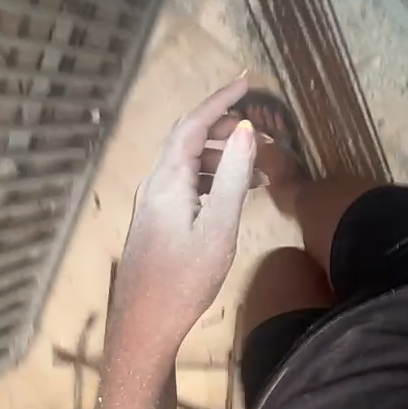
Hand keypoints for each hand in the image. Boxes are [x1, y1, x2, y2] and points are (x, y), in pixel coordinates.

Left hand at [111, 77, 257, 354]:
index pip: (193, 124)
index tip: (248, 83)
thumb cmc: (185, 279)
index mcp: (168, 180)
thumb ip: (234, 177)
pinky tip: (239, 192)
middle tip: (262, 127)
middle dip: (224, 124)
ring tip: (261, 164)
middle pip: (189, 138)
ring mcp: (154, 202)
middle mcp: (156, 184)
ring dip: (223, 154)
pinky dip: (215, 176)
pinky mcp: (158, 219)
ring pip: (190, 161)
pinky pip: (188, 182)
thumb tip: (245, 131)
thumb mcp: (219, 227)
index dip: (220, 100)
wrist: (145, 326)